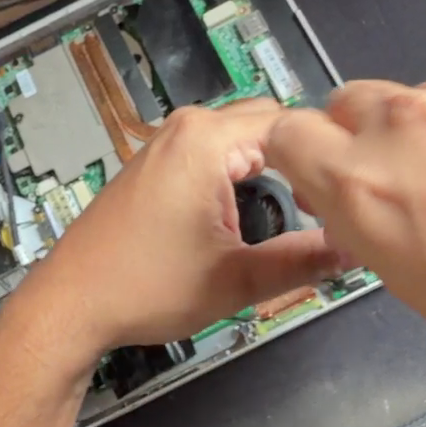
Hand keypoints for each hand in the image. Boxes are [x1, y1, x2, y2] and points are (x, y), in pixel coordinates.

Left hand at [13, 99, 342, 354]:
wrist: (72, 302)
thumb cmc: (149, 288)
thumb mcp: (235, 280)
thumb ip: (301, 261)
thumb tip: (354, 250)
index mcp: (207, 140)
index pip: (291, 126)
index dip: (324, 161)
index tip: (344, 200)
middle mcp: (186, 127)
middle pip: (266, 124)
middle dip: (299, 159)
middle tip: (323, 208)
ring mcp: (166, 141)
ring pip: (239, 137)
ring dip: (269, 166)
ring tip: (296, 212)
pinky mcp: (154, 162)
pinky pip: (212, 150)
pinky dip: (238, 170)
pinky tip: (248, 212)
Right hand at [262, 70, 425, 393]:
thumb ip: (385, 234)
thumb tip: (376, 210)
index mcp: (370, 193)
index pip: (290, 137)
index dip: (303, 163)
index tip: (322, 184)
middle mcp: (413, 129)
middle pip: (348, 106)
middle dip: (361, 145)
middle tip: (404, 195)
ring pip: (421, 103)